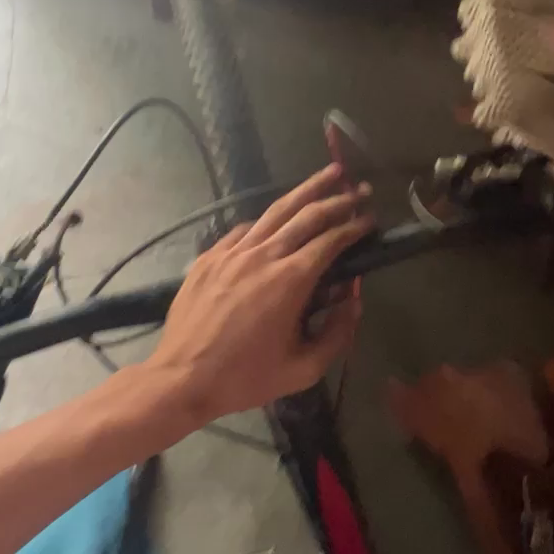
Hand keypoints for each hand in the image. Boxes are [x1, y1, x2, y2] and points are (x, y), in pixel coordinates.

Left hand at [139, 164, 372, 424]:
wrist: (182, 378)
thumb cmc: (246, 378)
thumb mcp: (303, 369)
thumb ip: (337, 334)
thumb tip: (354, 301)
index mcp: (291, 280)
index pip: (331, 240)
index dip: (355, 226)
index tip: (371, 219)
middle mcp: (264, 255)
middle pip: (307, 214)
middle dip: (338, 199)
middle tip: (359, 189)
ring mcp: (233, 251)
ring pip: (276, 211)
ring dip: (306, 191)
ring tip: (329, 174)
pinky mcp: (211, 256)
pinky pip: (245, 229)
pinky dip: (268, 219)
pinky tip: (278, 218)